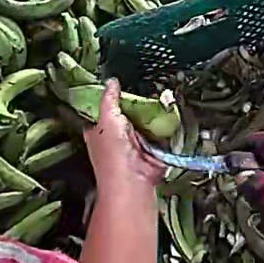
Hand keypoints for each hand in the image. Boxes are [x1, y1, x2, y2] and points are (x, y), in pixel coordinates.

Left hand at [84, 79, 165, 200]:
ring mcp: (134, 142)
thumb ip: (109, 99)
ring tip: (157, 92)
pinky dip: (162, 122)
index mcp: (97, 131)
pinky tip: (167, 108)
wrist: (135, 181)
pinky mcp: (151, 147)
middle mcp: (115, 136)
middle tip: (142, 85)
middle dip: (133, 102)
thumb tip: (111, 81)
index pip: (101, 109)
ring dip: (149, 111)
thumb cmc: (113, 153)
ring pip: (141, 120)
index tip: (118, 82)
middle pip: (124, 112)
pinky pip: (157, 129)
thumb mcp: (107, 118)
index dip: (108, 97)